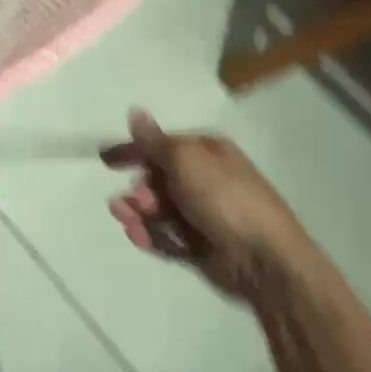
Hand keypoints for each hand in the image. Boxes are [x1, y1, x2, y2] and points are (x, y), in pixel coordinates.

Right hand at [101, 111, 313, 299]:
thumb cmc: (224, 198)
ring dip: (138, 212)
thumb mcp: (185, 159)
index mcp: (207, 153)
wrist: (265, 260)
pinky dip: (150, 235)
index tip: (105, 159)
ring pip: (158, 209)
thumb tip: (135, 111)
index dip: (133, 149)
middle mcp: (205, 181)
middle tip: (138, 198)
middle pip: (157, 179)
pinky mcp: (200, 247)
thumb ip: (154, 140)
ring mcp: (203, 215)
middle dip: (139, 187)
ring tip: (129, 219)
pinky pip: (166, 237)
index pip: (162, 145)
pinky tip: (138, 236)